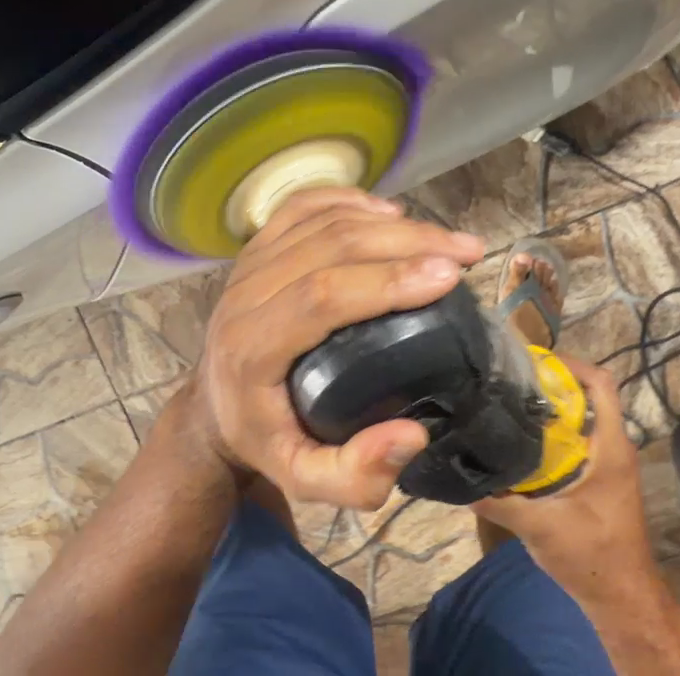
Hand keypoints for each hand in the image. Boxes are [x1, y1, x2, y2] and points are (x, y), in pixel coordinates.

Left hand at [181, 187, 484, 510]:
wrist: (213, 407)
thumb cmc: (265, 438)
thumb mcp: (304, 479)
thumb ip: (355, 476)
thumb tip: (413, 435)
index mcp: (253, 349)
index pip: (322, 296)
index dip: (386, 281)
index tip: (448, 277)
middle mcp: (245, 296)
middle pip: (327, 246)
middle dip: (405, 242)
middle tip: (466, 252)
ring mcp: (248, 265)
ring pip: (320, 220)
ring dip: (388, 221)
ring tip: (446, 237)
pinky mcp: (255, 248)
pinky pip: (300, 207)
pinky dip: (347, 200)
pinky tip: (390, 211)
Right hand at [472, 357, 661, 602]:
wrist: (621, 599)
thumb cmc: (591, 556)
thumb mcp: (538, 526)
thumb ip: (496, 499)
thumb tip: (451, 474)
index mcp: (610, 447)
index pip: (599, 383)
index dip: (566, 362)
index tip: (524, 359)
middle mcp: (610, 445)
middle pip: (582, 393)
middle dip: (543, 380)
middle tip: (500, 376)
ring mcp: (603, 461)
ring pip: (575, 415)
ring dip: (543, 405)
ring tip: (500, 399)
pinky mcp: (593, 475)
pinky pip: (570, 437)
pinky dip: (545, 429)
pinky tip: (511, 437)